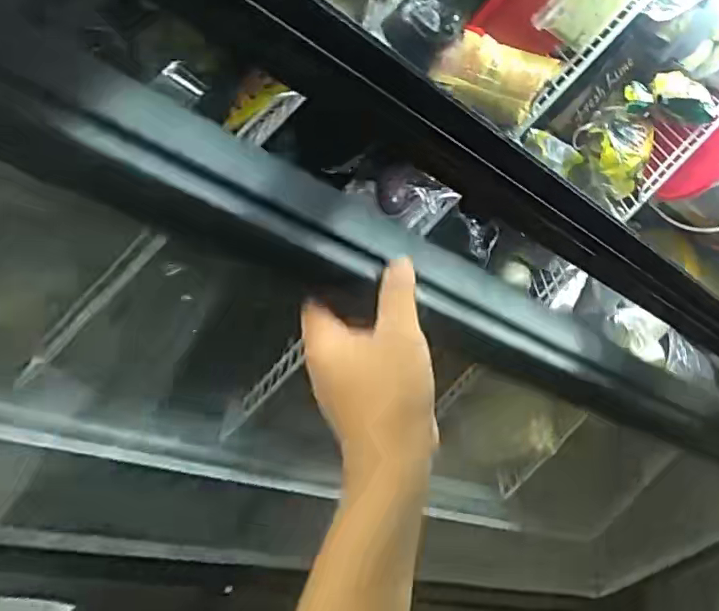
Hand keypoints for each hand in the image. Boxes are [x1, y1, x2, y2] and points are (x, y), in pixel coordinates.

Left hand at [302, 258, 437, 486]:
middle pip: (335, 319)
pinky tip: (403, 342)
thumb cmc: (392, 391)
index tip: (357, 258)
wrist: (397, 459)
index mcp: (322, 344)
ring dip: (373, 326)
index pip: (315, 299)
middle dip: (359, 299)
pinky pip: (365, 363)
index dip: (332, 276)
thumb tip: (398, 261)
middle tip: (384, 276)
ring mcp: (339, 386)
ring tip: (397, 303)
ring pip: (353, 343)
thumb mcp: (401, 333)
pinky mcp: (358, 402)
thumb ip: (398, 294)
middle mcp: (322, 364)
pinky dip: (380, 350)